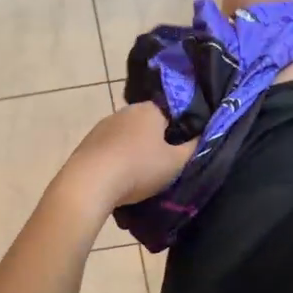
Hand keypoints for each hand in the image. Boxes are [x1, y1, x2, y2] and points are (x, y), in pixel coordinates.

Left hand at [62, 103, 195, 207]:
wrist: (89, 183)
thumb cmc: (138, 169)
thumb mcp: (174, 163)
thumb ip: (192, 148)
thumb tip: (203, 135)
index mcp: (150, 110)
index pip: (172, 112)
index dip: (180, 129)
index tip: (183, 147)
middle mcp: (128, 110)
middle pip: (149, 122)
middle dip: (156, 140)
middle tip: (163, 163)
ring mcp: (105, 123)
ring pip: (128, 134)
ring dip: (134, 148)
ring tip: (139, 173)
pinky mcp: (89, 140)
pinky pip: (111, 146)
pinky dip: (117, 157)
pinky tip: (118, 176)